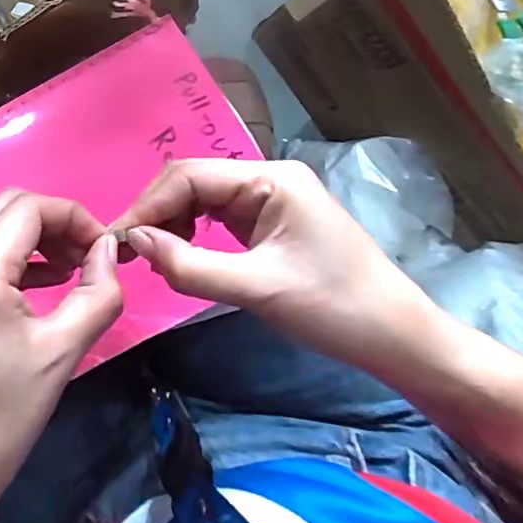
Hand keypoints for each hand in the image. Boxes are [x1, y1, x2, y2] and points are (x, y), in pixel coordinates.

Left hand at [0, 190, 123, 522]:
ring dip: (30, 238)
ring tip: (71, 271)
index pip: (26, 206)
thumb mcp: (60, 356)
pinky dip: (9, 258)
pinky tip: (39, 286)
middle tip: (88, 257)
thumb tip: (108, 250)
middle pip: (3, 208)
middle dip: (52, 221)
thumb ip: (95, 294)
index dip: (73, 215)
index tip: (106, 247)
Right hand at [110, 158, 450, 378]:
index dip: (147, 206)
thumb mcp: (258, 289)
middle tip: (127, 252)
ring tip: (151, 256)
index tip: (117, 241)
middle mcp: (266, 179)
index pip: (189, 177)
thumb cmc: (338, 311)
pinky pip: (213, 218)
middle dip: (155, 214)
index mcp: (271, 180)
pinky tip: (180, 255)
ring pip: (198, 199)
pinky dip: (188, 234)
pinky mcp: (267, 222)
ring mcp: (268, 200)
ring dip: (169, 224)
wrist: (405, 345)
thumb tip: (131, 242)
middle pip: (190, 183)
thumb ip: (188, 265)